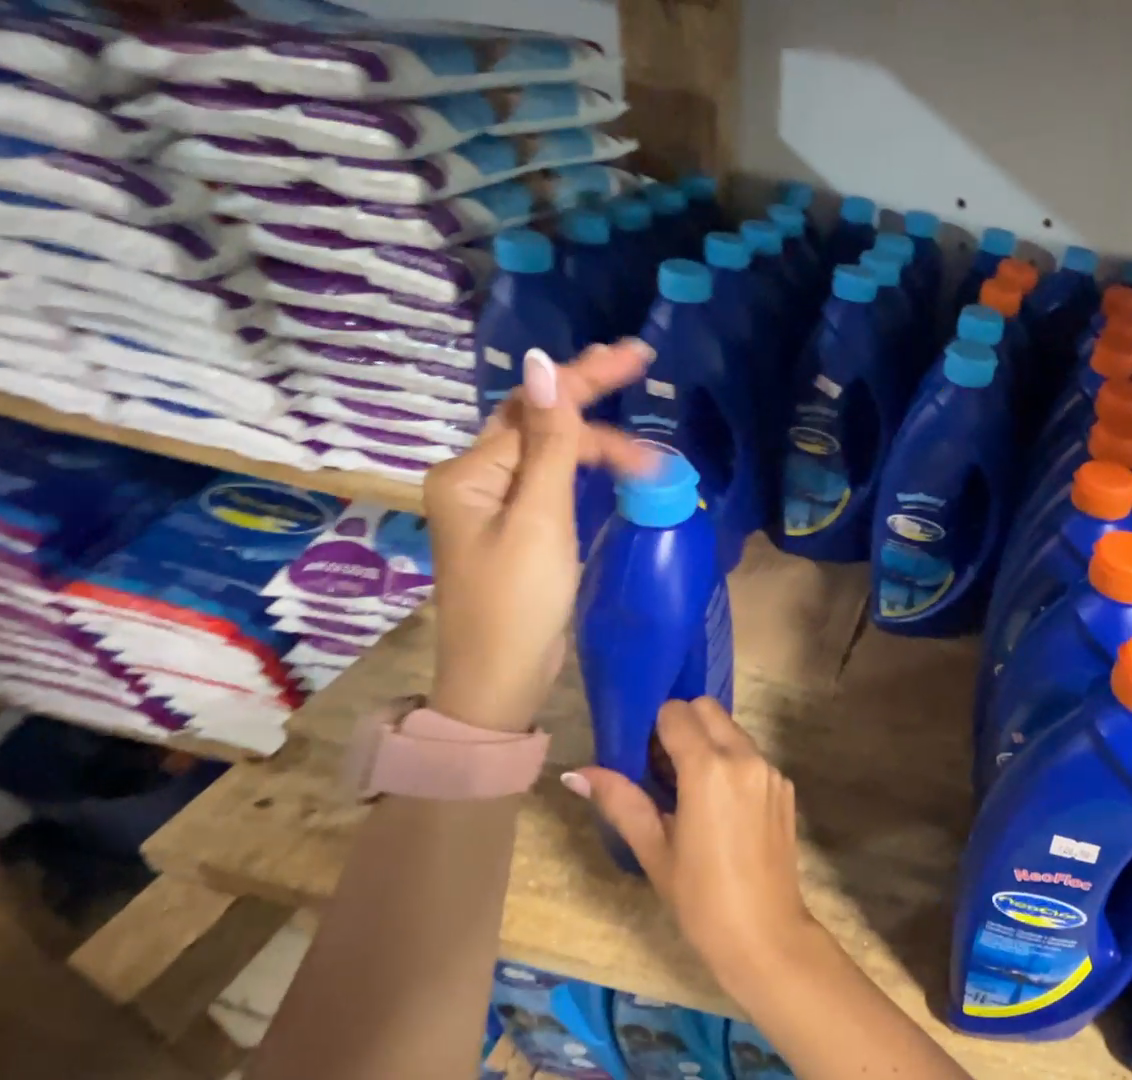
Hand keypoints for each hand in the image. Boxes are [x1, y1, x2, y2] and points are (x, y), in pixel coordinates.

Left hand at [424, 341, 654, 732]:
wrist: (500, 679)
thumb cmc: (519, 601)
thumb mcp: (540, 518)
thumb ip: (550, 443)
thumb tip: (544, 365)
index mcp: (470, 472)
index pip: (535, 408)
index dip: (585, 380)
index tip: (636, 356)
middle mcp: (477, 478)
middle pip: (542, 423)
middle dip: (594, 405)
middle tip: (643, 373)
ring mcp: (496, 505)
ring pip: (551, 453)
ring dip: (599, 445)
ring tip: (651, 455)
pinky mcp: (517, 528)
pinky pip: (553, 481)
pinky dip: (587, 470)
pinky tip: (614, 465)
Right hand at [562, 699, 813, 987]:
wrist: (765, 932)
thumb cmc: (700, 897)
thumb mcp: (654, 850)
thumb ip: (621, 802)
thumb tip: (577, 773)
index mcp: (710, 769)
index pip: (677, 713)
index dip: (654, 728)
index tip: (641, 755)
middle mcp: (746, 757)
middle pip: (708, 710)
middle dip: (683, 726)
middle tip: (661, 769)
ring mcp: (771, 771)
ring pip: (733, 731)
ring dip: (709, 744)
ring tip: (688, 792)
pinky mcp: (785, 787)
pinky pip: (753, 757)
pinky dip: (733, 764)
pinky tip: (720, 808)